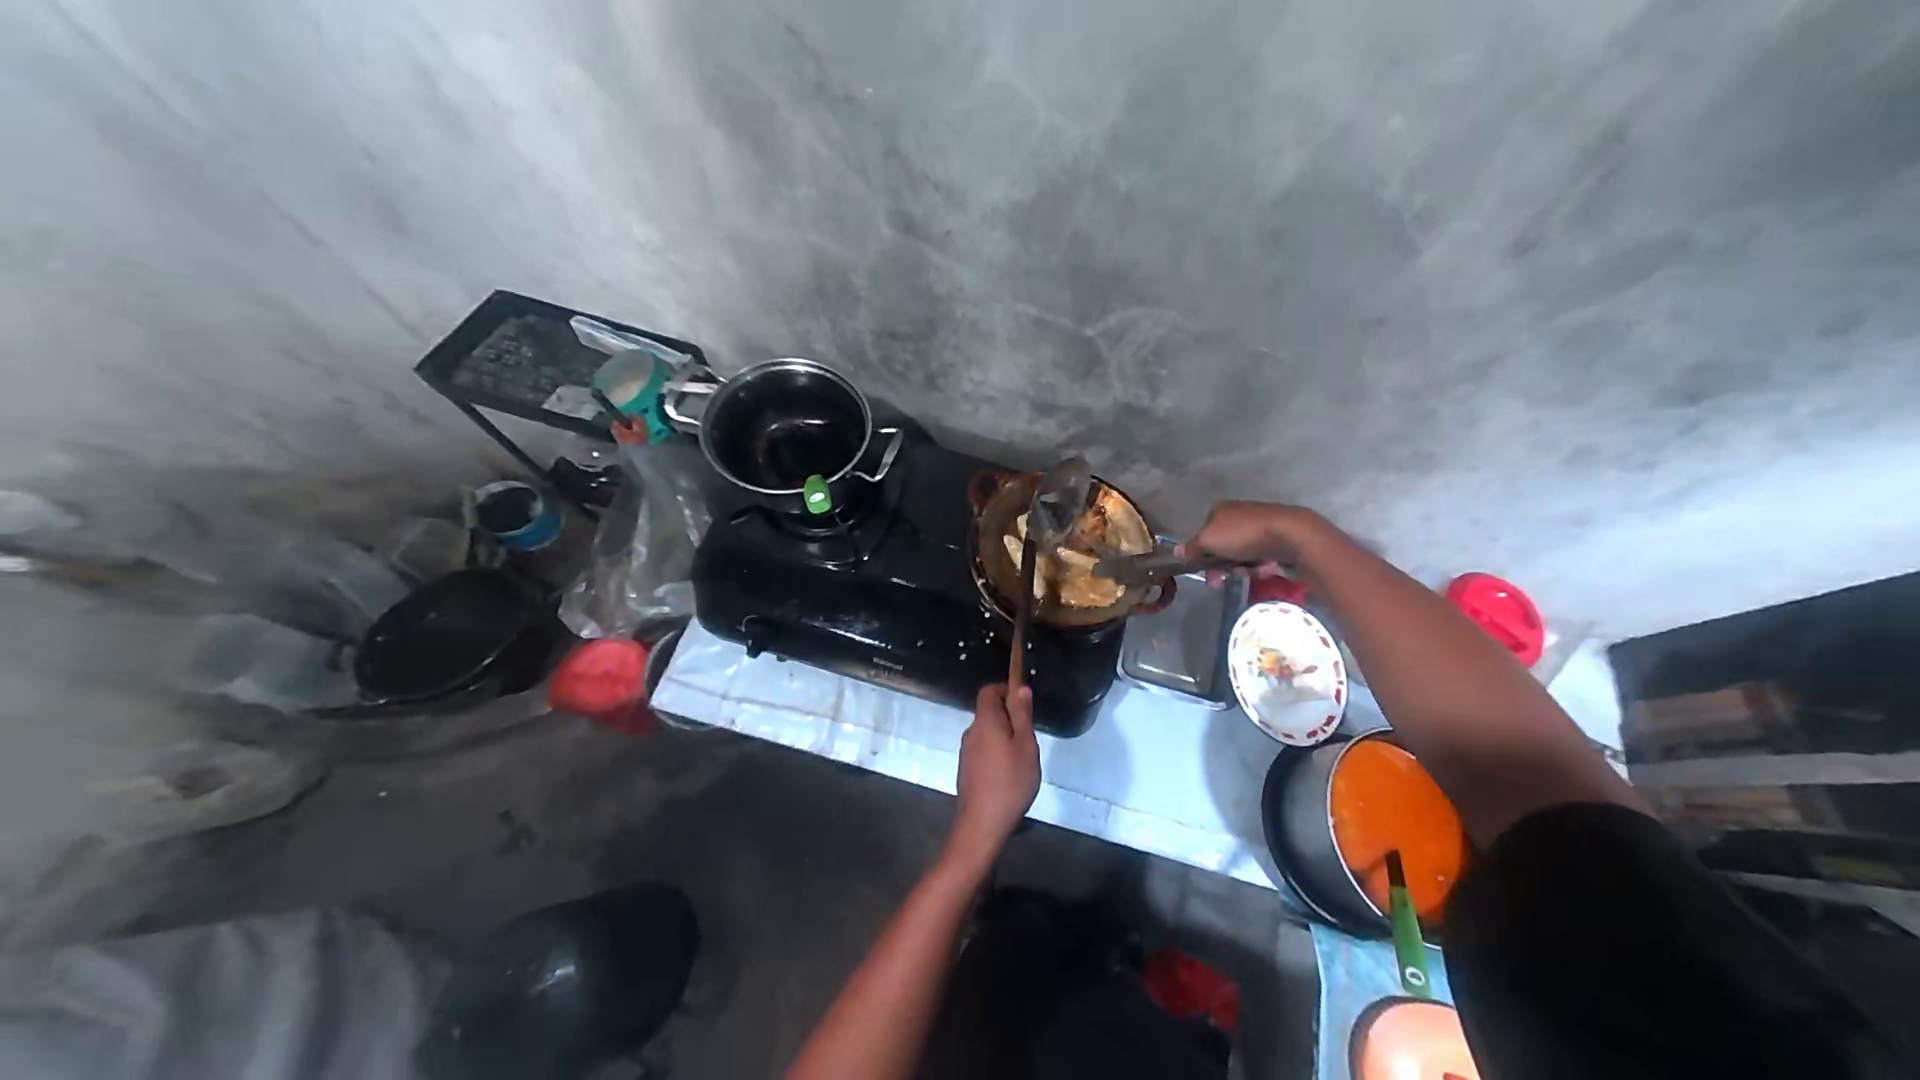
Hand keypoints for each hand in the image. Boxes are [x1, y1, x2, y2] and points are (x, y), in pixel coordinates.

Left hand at [949, 684, 1040, 868]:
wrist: (982, 822)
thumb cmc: (1010, 781)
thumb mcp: (1025, 745)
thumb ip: (1022, 715)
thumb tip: (1020, 688)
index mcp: (984, 721)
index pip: (988, 691)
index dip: (1005, 689)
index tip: (1024, 703)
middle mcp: (971, 732)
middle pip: (988, 711)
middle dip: (1008, 715)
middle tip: (1029, 734)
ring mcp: (966, 751)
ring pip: (986, 732)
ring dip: (1003, 735)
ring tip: (1023, 756)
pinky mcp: (967, 768)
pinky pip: (983, 748)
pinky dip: (996, 751)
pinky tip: (1010, 772)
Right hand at [1179, 500, 1327, 567]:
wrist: (1290, 534)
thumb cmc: (1243, 535)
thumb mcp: (1208, 541)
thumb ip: (1191, 548)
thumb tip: (1176, 551)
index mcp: (1219, 511)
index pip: (1203, 535)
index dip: (1201, 555)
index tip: (1204, 571)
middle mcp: (1238, 514)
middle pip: (1222, 547)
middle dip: (1222, 566)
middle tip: (1222, 581)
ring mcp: (1258, 526)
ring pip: (1241, 555)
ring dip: (1242, 568)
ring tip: (1250, 571)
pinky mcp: (1277, 537)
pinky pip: (1260, 556)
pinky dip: (1260, 565)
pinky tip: (1266, 567)